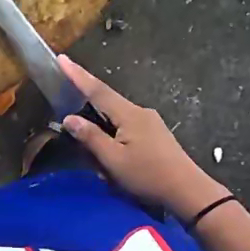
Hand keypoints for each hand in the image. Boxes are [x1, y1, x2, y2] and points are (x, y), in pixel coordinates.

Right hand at [58, 55, 229, 219]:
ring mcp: (150, 123)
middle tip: (64, 87)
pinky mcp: (154, 135)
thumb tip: (69, 119)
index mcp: (129, 114)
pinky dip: (110, 126)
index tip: (62, 59)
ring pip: (117, 114)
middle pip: (107, 99)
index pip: (97, 90)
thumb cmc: (148, 176)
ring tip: (82, 123)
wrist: (188, 191)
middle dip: (86, 94)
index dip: (77, 75)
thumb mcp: (113, 160)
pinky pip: (125, 123)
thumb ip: (90, 138)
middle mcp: (140, 112)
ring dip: (99, 115)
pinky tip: (106, 140)